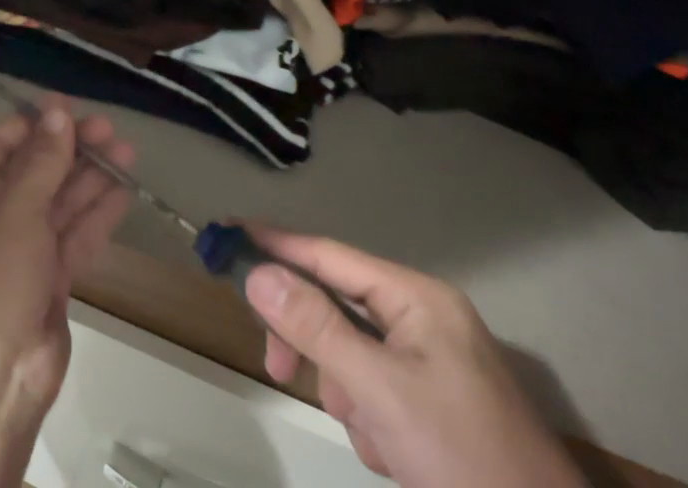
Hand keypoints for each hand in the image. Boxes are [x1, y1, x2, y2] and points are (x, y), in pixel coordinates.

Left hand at [0, 93, 136, 408]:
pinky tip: (124, 191)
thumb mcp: (16, 211)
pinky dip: (97, 213)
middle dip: (72, 149)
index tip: (73, 108)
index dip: (37, 124)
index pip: (3, 144)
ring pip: (60, 201)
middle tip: (111, 131)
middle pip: (36, 170)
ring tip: (128, 153)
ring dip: (91, 178)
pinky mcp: (50, 275)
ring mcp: (24, 246)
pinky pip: (75, 234)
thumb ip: (42, 162)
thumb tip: (58, 114)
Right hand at [241, 230, 583, 487]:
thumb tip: (257, 273)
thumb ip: (315, 327)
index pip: (330, 256)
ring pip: (347, 356)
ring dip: (347, 397)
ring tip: (376, 436)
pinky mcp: (426, 400)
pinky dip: (368, 420)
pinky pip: (368, 390)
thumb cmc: (461, 452)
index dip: (275, 244)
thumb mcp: (378, 388)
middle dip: (313, 347)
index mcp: (417, 299)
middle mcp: (421, 320)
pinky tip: (393, 453)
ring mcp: (426, 362)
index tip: (226, 234)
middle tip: (277, 369)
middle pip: (334, 307)